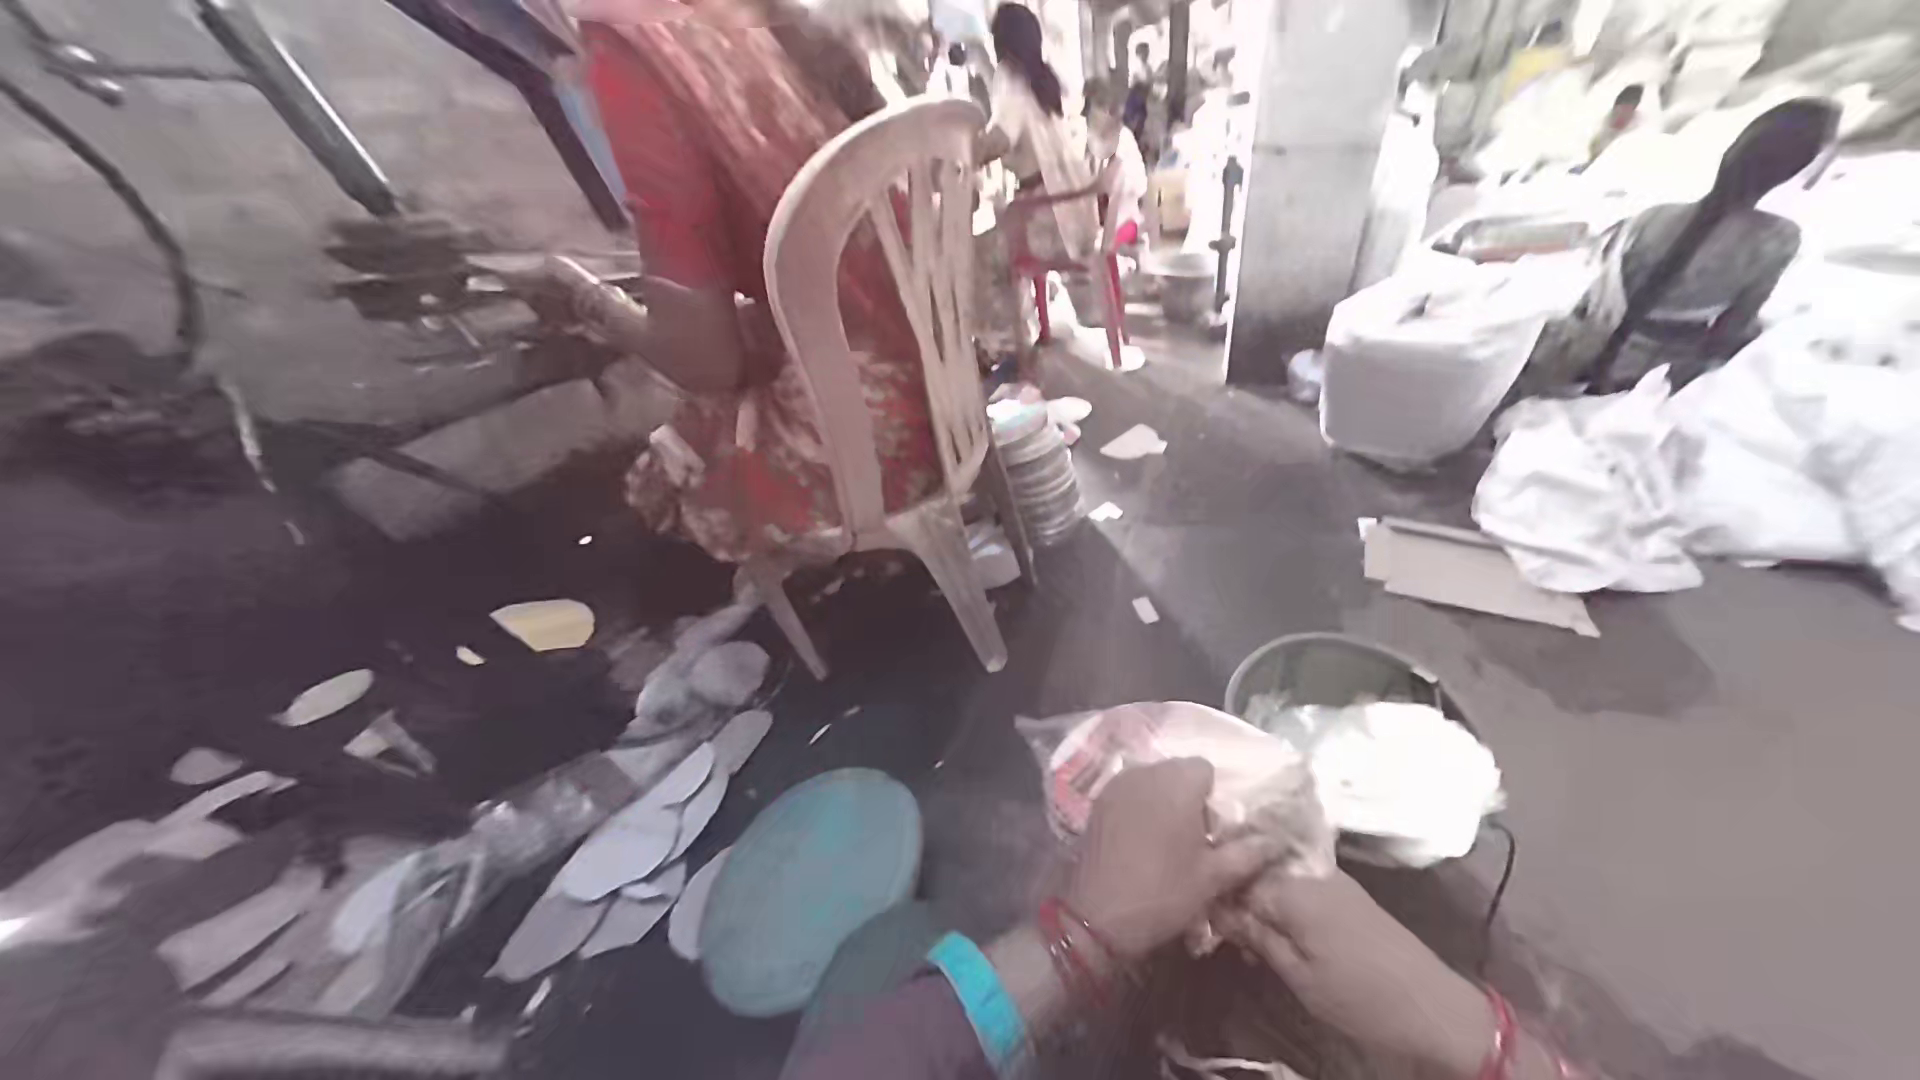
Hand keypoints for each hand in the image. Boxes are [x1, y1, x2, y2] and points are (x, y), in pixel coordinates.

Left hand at [1065, 758, 1285, 960]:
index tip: (1210, 832)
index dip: (1212, 798)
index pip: (1205, 769)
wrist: (1099, 911)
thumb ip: (1248, 853)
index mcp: (1177, 782)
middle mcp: (1145, 771)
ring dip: (1163, 801)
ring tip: (1164, 843)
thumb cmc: (1164, 891)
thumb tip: (1273, 840)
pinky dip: (1139, 806)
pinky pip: (1129, 791)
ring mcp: (1117, 783)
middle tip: (1190, 841)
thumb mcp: (1214, 877)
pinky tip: (1138, 841)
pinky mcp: (1098, 798)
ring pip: (1152, 780)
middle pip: (1177, 771)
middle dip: (1188, 798)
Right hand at [1218, 870, 1490, 1078]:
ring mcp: (1327, 875)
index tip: (1207, 921)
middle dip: (1236, 896)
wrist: (1439, 1010)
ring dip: (1259, 899)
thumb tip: (1215, 908)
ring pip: (1274, 875)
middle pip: (1252, 870)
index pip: (1231, 875)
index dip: (1214, 895)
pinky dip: (1283, 900)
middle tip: (1233, 936)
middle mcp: (1304, 869)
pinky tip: (1283, 929)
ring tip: (1256, 938)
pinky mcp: (1345, 888)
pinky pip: (1297, 881)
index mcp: (1288, 886)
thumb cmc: (1362, 998)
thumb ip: (1254, 934)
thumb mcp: (1299, 976)